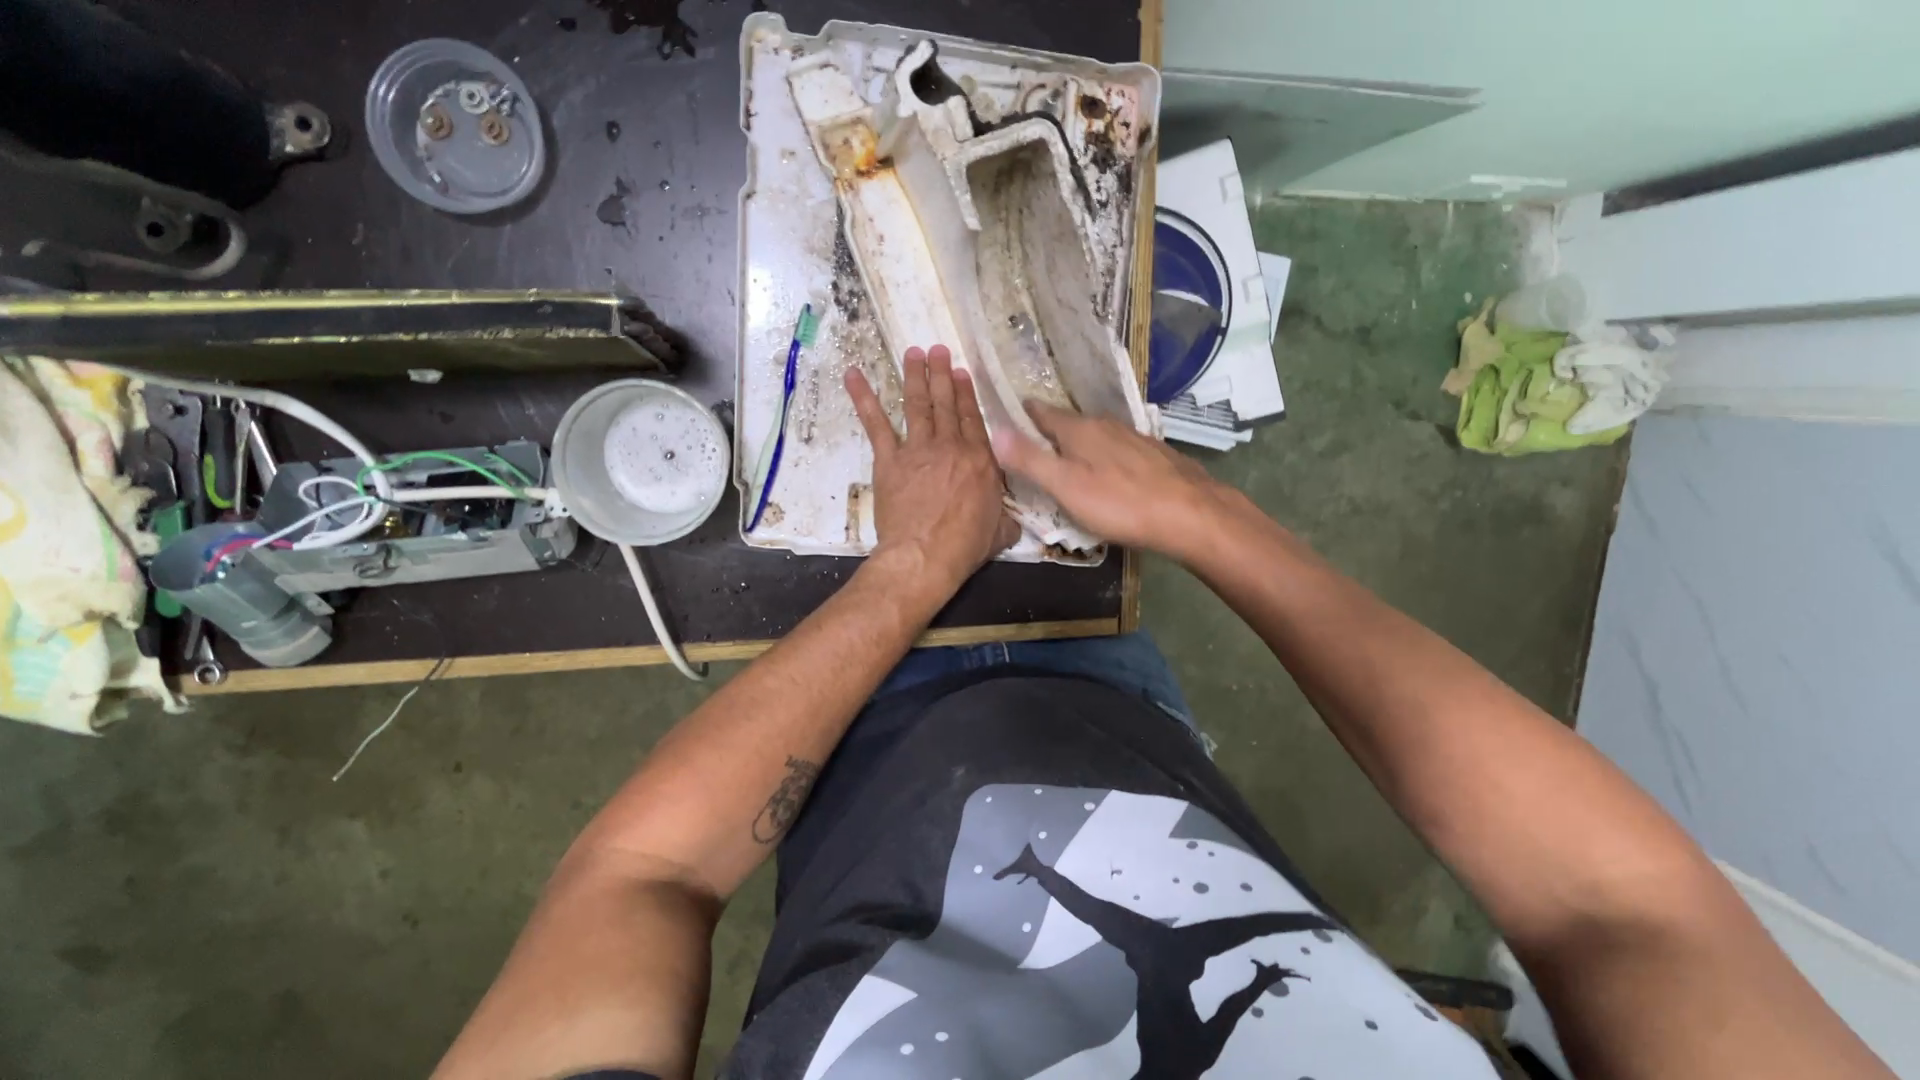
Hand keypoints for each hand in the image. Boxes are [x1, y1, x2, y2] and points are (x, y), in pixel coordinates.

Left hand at [847, 345, 1019, 595]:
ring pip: (918, 405)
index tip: (961, 372)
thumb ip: (1006, 519)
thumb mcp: (1001, 532)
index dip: (966, 393)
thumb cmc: (966, 546)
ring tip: (913, 353)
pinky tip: (853, 376)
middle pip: (946, 404)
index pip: (972, 418)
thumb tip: (1011, 521)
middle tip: (937, 350)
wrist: (926, 554)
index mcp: (981, 461)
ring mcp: (919, 450)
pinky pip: (876, 424)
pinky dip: (864, 398)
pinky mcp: (890, 461)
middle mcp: (951, 447)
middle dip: (941, 374)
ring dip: (915, 376)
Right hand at [992, 401, 1233, 560]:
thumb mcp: (1065, 486)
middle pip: (1071, 424)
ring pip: (1099, 436)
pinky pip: (1121, 451)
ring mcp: (1135, 438)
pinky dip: (1108, 458)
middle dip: (1052, 432)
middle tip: (1034, 445)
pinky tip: (1111, 475)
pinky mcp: (1156, 455)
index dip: (1024, 415)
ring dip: (1082, 445)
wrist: (1190, 513)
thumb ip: (1030, 460)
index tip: (1008, 417)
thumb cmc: (1120, 503)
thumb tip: (993, 431)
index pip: (1043, 413)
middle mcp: (1106, 426)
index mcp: (1079, 430)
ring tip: (1070, 460)